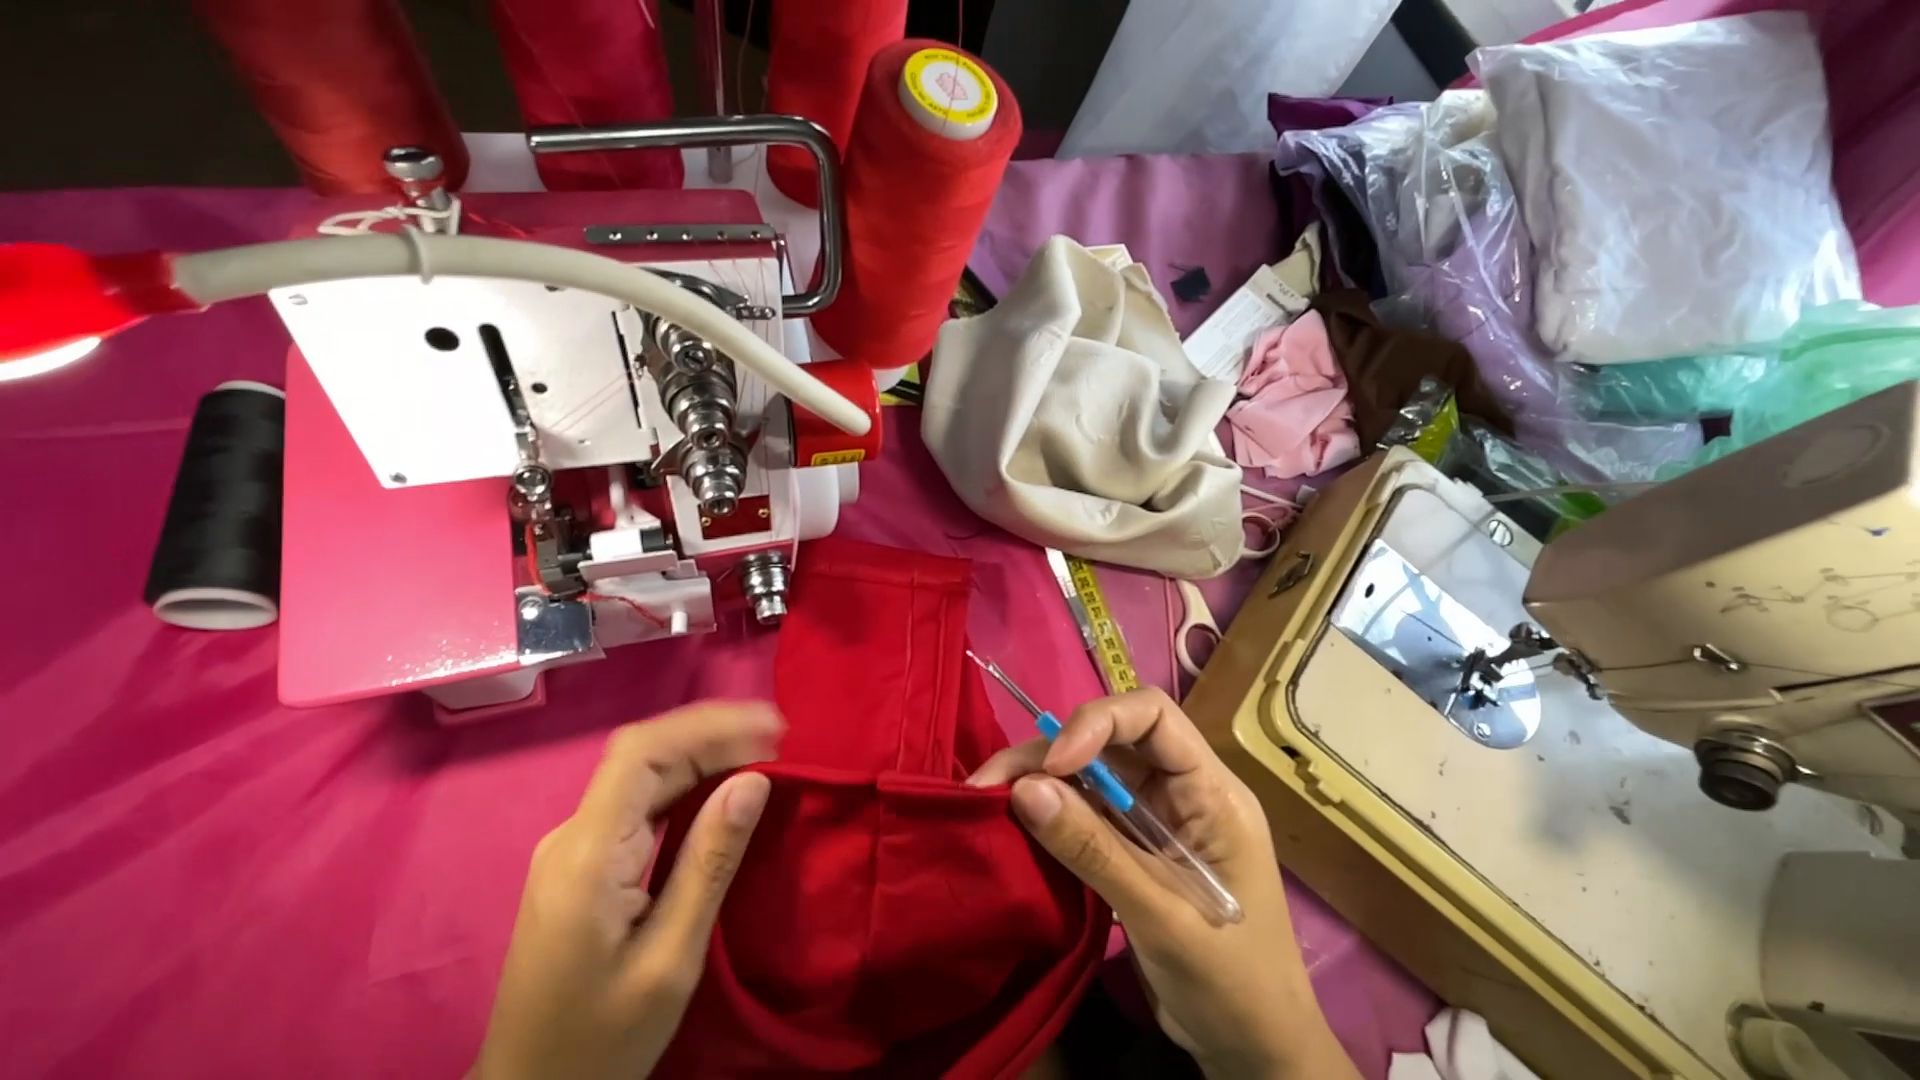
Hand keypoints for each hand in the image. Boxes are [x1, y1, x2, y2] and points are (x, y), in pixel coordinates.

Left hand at [472, 702, 783, 1079]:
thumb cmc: (602, 1040)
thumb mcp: (671, 959)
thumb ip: (710, 863)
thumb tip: (752, 782)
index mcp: (587, 855)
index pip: (642, 754)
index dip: (708, 726)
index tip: (772, 726)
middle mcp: (571, 837)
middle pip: (642, 758)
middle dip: (712, 736)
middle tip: (781, 737)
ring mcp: (570, 850)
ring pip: (639, 778)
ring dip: (701, 756)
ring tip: (763, 752)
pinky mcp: (580, 867)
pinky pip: (636, 807)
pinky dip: (684, 786)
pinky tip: (720, 789)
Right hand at [969, 689, 1357, 1079]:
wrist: (1253, 1049)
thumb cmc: (1231, 981)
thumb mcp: (1162, 915)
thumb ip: (1095, 850)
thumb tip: (1025, 789)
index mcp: (1212, 793)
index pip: (1154, 717)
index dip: (1098, 723)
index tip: (1052, 766)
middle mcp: (1182, 793)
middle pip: (1111, 744)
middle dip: (1047, 755)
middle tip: (985, 786)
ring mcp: (1157, 822)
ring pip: (1091, 779)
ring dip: (1038, 785)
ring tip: (983, 802)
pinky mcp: (1134, 852)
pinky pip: (1086, 817)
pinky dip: (1048, 819)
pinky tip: (1011, 830)